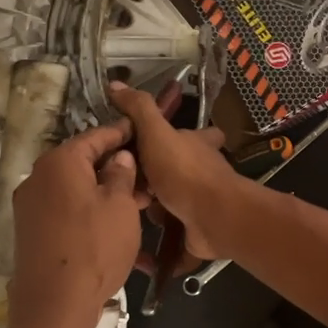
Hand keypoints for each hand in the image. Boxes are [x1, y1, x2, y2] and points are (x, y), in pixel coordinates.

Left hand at [8, 121, 142, 327]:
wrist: (55, 305)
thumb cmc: (95, 247)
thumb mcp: (121, 206)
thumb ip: (122, 174)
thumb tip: (119, 158)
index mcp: (59, 163)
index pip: (95, 136)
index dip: (120, 132)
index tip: (140, 130)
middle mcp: (38, 178)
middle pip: (82, 162)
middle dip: (114, 166)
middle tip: (146, 174)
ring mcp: (31, 206)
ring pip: (75, 188)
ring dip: (104, 191)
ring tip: (137, 202)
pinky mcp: (32, 231)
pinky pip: (66, 209)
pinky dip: (89, 209)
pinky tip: (114, 223)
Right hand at [109, 82, 236, 237]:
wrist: (212, 218)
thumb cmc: (184, 171)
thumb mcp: (157, 134)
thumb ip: (139, 110)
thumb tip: (115, 84)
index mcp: (198, 145)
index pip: (193, 134)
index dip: (174, 135)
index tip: (145, 142)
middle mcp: (202, 171)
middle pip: (174, 171)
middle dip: (150, 179)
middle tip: (121, 183)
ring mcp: (200, 203)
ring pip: (170, 202)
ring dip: (149, 207)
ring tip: (120, 207)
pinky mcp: (195, 231)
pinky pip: (171, 234)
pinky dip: (155, 242)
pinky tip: (132, 239)